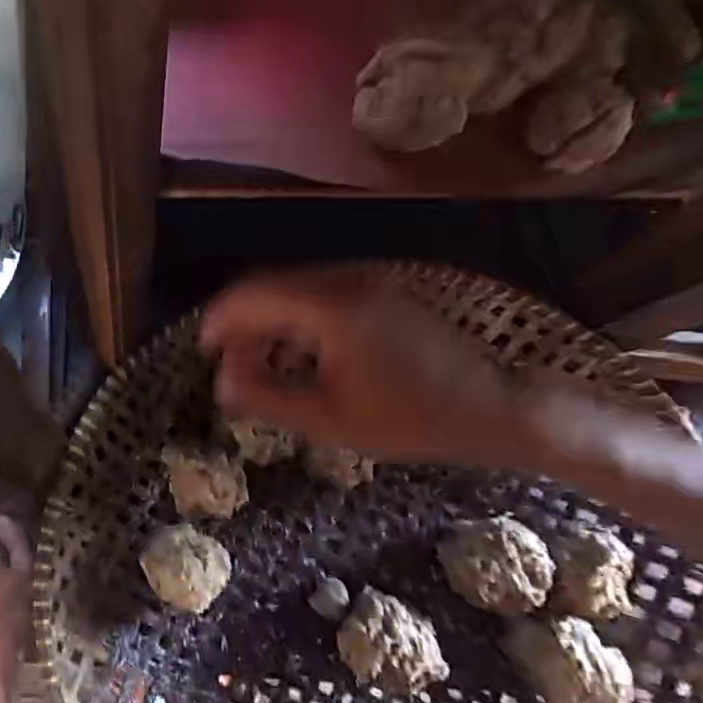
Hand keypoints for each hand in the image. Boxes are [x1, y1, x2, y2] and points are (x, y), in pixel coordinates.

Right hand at [198, 266, 523, 464]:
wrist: (498, 408)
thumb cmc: (412, 420)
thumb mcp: (329, 421)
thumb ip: (265, 397)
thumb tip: (222, 379)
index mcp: (333, 308)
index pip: (254, 294)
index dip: (221, 318)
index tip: (204, 348)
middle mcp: (349, 281)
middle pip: (272, 286)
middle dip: (242, 322)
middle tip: (230, 362)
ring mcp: (371, 282)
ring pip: (296, 288)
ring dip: (269, 320)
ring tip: (260, 362)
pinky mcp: (385, 291)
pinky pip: (323, 294)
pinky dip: (297, 318)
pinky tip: (298, 352)